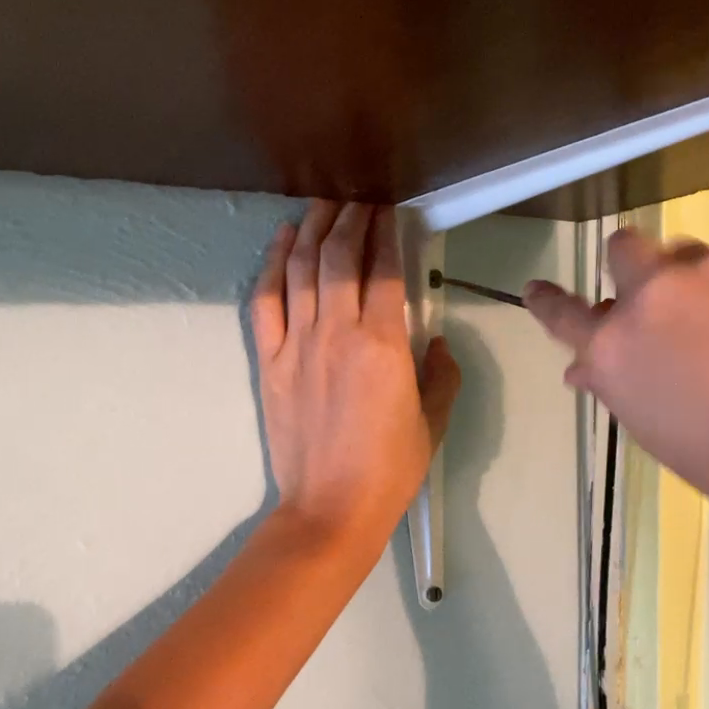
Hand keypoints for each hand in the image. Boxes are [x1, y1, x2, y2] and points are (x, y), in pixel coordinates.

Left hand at [252, 201, 460, 549]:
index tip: (392, 212)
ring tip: (325, 204)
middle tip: (361, 200)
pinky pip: (266, 300)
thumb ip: (441, 376)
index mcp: (383, 346)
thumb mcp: (434, 423)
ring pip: (303, 268)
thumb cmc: (389, 471)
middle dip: (352, 218)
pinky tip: (283, 240)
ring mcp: (298, 344)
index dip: (389, 234)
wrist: (331, 508)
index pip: (386, 271)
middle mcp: (338, 333)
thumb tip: (433, 341)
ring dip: (314, 229)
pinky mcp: (270, 361)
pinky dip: (273, 264)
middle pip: (341, 256)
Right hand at [524, 229, 708, 533]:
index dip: (547, 301)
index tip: (537, 289)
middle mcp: (653, 296)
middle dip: (632, 267)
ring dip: (696, 281)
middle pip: (625, 246)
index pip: (564, 314)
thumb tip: (586, 365)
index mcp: (615, 348)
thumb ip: (616, 383)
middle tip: (659, 300)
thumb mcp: (652, 429)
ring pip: (691, 255)